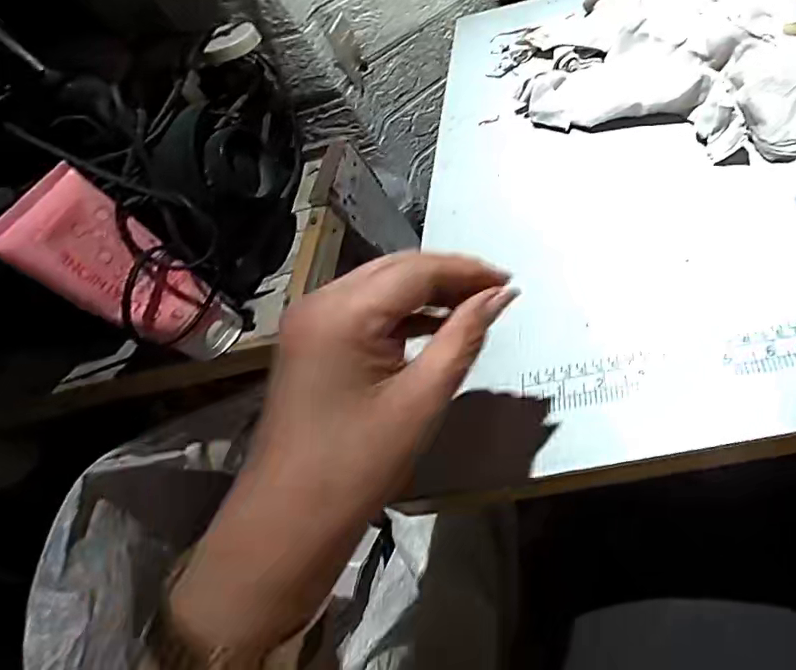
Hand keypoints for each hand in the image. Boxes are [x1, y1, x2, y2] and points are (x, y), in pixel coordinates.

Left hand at [167, 252, 515, 663]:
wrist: (285, 527)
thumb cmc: (358, 464)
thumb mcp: (424, 397)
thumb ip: (466, 334)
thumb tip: (501, 295)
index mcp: (343, 314)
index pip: (419, 270)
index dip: (468, 271)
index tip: (510, 282)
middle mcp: (321, 303)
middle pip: (399, 268)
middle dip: (451, 275)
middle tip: (497, 290)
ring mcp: (311, 321)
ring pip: (384, 282)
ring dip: (430, 289)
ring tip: (476, 304)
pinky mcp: (312, 340)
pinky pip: (368, 306)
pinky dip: (406, 308)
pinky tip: (438, 323)